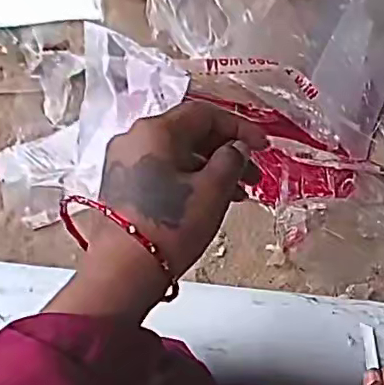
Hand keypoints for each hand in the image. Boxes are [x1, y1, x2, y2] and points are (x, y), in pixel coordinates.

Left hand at [95, 101, 267, 276]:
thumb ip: (231, 161)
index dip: (239, 127)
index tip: (261, 146)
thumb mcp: (212, 191)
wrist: (124, 270)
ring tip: (235, 195)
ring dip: (210, 169)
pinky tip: (206, 201)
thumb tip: (236, 149)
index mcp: (155, 131)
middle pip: (189, 134)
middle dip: (225, 152)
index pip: (204, 114)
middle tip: (252, 175)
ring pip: (176, 156)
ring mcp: (124, 164)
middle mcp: (134, 139)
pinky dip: (189, 180)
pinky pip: (162, 172)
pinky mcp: (122, 188)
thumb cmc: (169, 229)